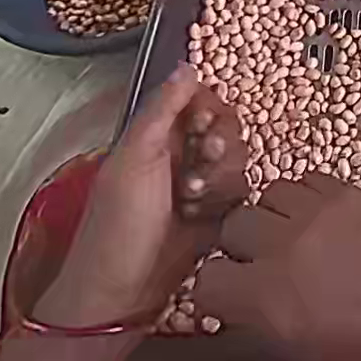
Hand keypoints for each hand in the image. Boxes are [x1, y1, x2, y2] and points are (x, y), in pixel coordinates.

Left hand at [35, 65, 250, 325]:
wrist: (122, 295)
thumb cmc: (118, 224)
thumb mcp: (135, 158)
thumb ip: (162, 109)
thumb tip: (187, 65)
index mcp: (158, 134)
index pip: (201, 100)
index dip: (210, 110)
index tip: (202, 128)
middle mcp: (183, 153)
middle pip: (227, 127)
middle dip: (220, 147)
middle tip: (201, 166)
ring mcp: (203, 183)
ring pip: (239, 159)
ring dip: (220, 179)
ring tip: (192, 201)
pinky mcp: (219, 212)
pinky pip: (242, 190)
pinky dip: (226, 202)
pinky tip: (203, 217)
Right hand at [193, 173, 360, 360]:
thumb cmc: (359, 341)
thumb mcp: (295, 347)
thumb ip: (251, 319)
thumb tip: (223, 301)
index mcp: (265, 297)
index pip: (207, 278)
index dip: (215, 287)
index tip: (229, 291)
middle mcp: (282, 247)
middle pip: (232, 225)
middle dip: (240, 243)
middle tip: (259, 257)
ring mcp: (313, 212)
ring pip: (265, 194)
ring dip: (271, 214)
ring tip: (289, 231)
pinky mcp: (340, 190)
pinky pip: (302, 179)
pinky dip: (302, 195)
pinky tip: (315, 215)